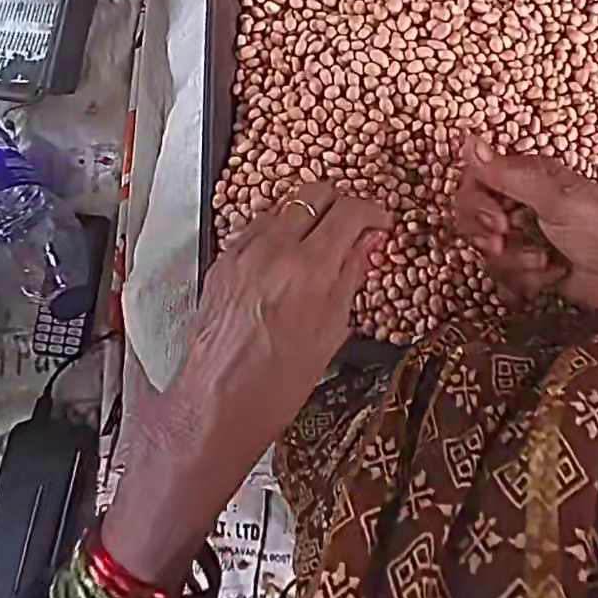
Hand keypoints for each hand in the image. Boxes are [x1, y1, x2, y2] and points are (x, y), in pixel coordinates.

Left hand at [106, 184, 387, 578]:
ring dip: (310, 215)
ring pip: (284, 205)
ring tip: (321, 241)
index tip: (381, 222)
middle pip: (314, 193)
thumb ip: (351, 275)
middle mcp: (273, 250)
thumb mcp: (332, 330)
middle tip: (353, 225)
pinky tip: (288, 257)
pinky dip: (280, 231)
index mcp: (309, 269)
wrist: (217, 404)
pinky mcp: (222, 262)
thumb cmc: (279, 382)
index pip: (349, 211)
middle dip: (341, 203)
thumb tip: (370, 243)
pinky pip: (258, 227)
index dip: (373, 211)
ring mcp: (243, 252)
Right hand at [452, 134, 597, 309]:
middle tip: (508, 241)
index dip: (476, 204)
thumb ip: (507, 173)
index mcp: (526, 178)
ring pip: (487, 252)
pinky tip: (550, 277)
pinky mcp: (529, 269)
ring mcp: (524, 238)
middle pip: (472, 218)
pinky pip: (503, 278)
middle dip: (488, 237)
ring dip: (514, 263)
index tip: (496, 220)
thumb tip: (469, 141)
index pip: (475, 183)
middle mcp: (520, 205)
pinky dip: (524, 283)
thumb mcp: (555, 197)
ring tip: (544, 262)